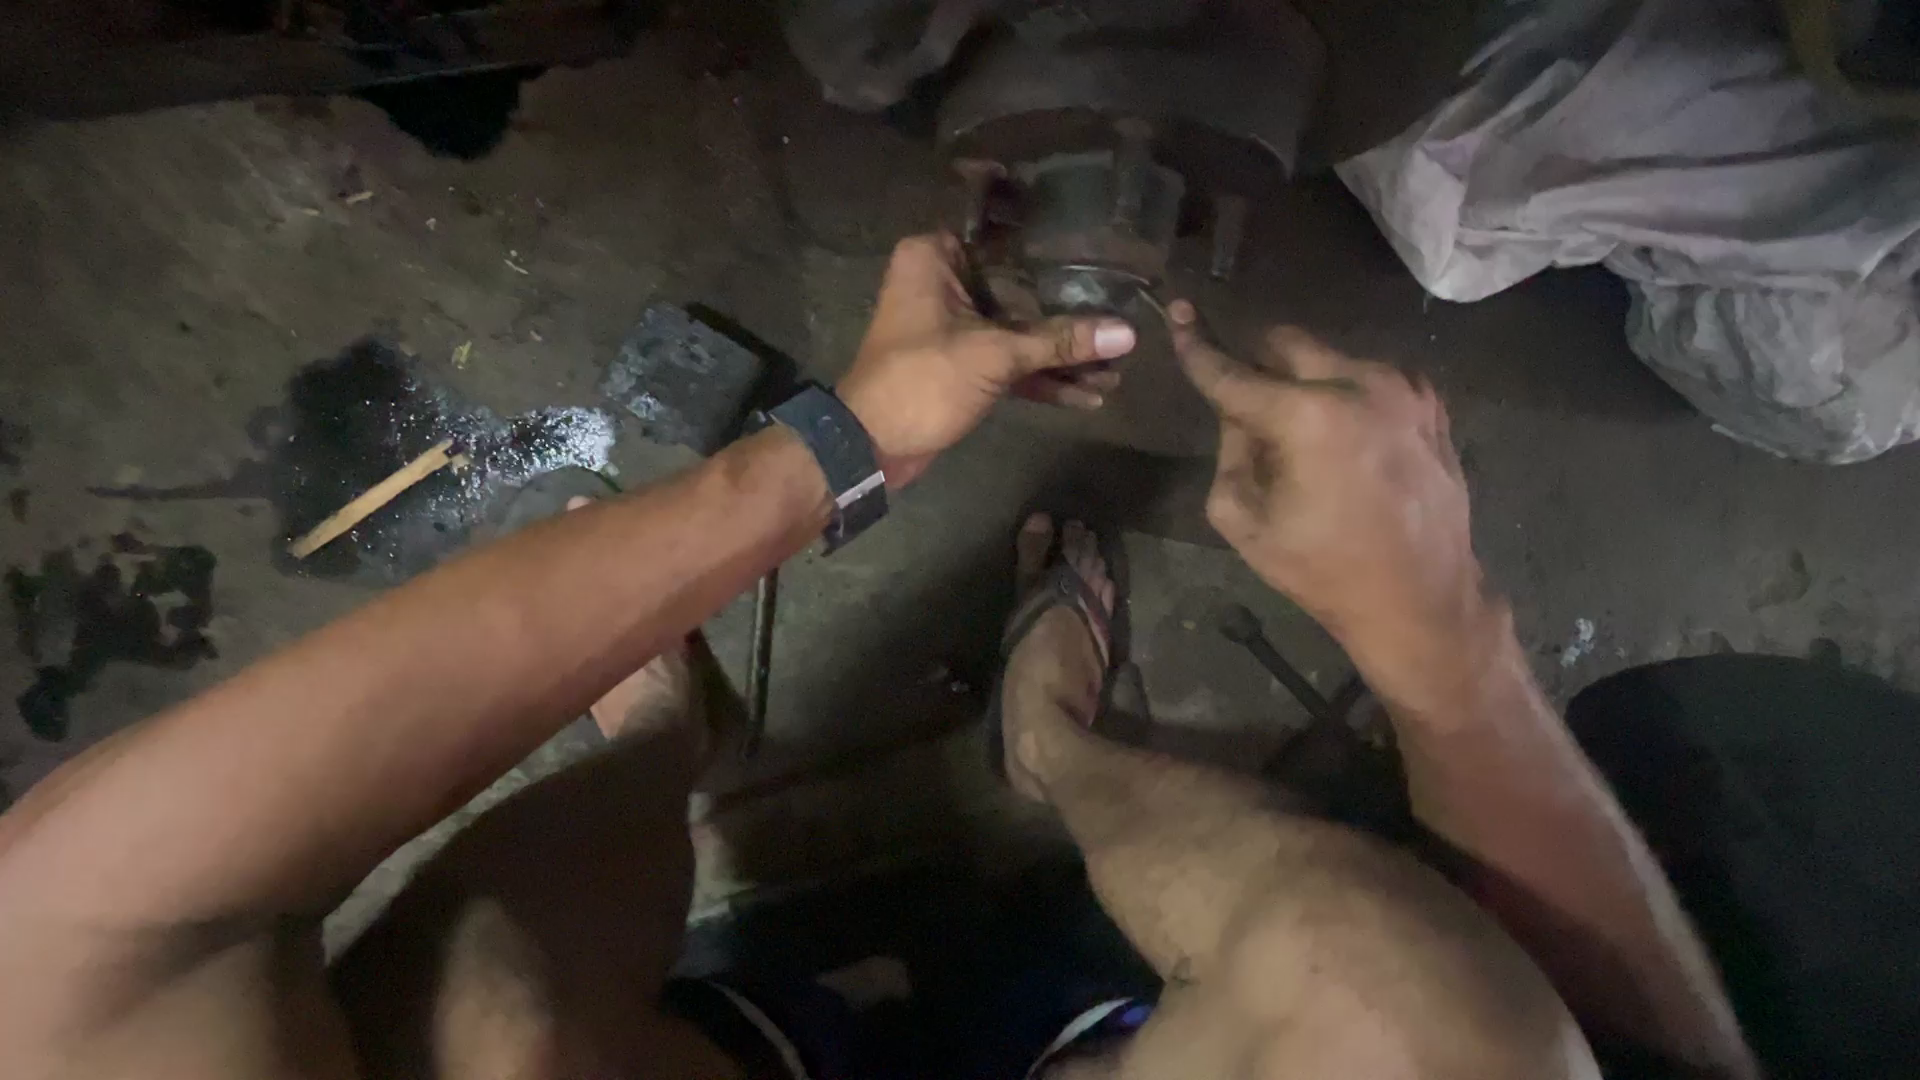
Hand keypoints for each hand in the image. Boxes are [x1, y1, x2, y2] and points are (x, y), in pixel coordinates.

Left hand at [836, 234, 1136, 486]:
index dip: (1055, 246)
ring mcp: (954, 328)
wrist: (874, 446)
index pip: (1005, 237)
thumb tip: (1128, 333)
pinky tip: (1087, 395)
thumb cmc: (923, 380)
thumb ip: (1059, 341)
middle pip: (1019, 288)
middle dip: (1069, 315)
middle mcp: (943, 283)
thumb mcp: (994, 355)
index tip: (1104, 249)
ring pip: (1017, 332)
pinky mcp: (961, 367)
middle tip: (1123, 316)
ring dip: (1060, 355)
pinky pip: (1008, 364)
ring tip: (1116, 370)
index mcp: (936, 257)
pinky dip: (1040, 379)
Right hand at [1169, 301, 1499, 707]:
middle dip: (1256, 361)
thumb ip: (1229, 449)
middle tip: (1246, 403)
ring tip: (1301, 439)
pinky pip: (1368, 379)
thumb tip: (1240, 412)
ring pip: (1329, 358)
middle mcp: (1359, 384)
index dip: (1197, 345)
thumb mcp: (1241, 518)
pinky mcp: (1431, 404)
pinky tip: (1344, 443)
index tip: (1177, 313)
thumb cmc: (1320, 567)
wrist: (1420, 599)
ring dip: (1301, 381)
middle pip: (1287, 342)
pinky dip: (1342, 395)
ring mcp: (1404, 390)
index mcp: (1305, 416)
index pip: (1233, 372)